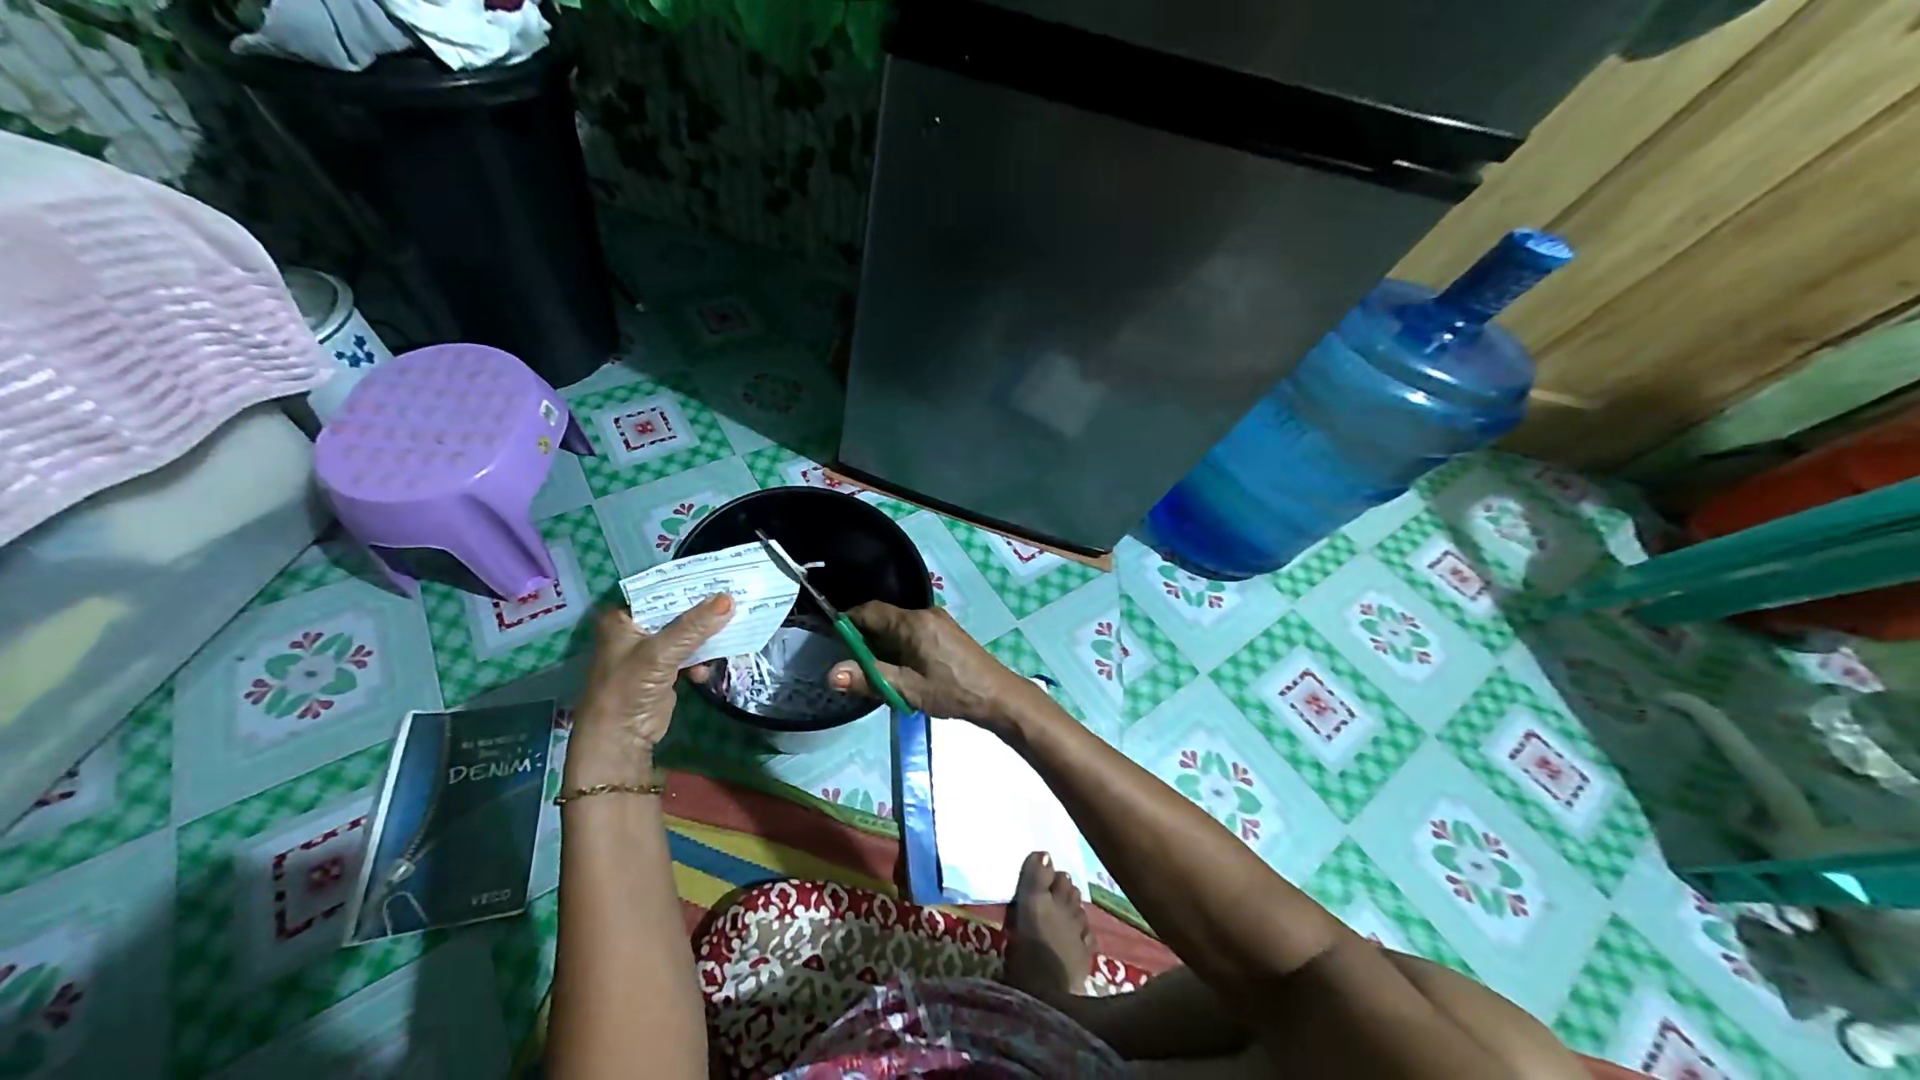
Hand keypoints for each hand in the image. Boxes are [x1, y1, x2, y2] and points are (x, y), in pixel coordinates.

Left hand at [569, 594, 732, 781]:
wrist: (620, 739)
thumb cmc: (628, 688)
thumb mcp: (660, 652)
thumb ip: (694, 626)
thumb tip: (729, 599)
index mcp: (622, 618)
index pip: (660, 591)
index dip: (689, 586)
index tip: (721, 578)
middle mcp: (635, 630)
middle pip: (677, 612)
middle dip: (704, 612)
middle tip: (734, 601)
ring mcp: (650, 652)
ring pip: (687, 634)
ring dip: (706, 638)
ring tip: (729, 633)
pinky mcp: (664, 671)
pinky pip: (691, 654)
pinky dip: (702, 659)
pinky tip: (705, 671)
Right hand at [827, 602, 1047, 730]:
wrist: (998, 695)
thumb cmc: (952, 691)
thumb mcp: (907, 689)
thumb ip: (869, 678)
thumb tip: (832, 674)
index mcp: (913, 623)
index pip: (870, 611)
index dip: (848, 622)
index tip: (834, 640)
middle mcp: (925, 614)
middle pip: (884, 618)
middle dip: (866, 637)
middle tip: (855, 664)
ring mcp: (939, 621)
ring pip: (899, 626)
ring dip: (884, 644)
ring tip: (877, 670)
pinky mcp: (947, 632)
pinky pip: (914, 631)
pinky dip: (901, 645)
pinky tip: (902, 669)